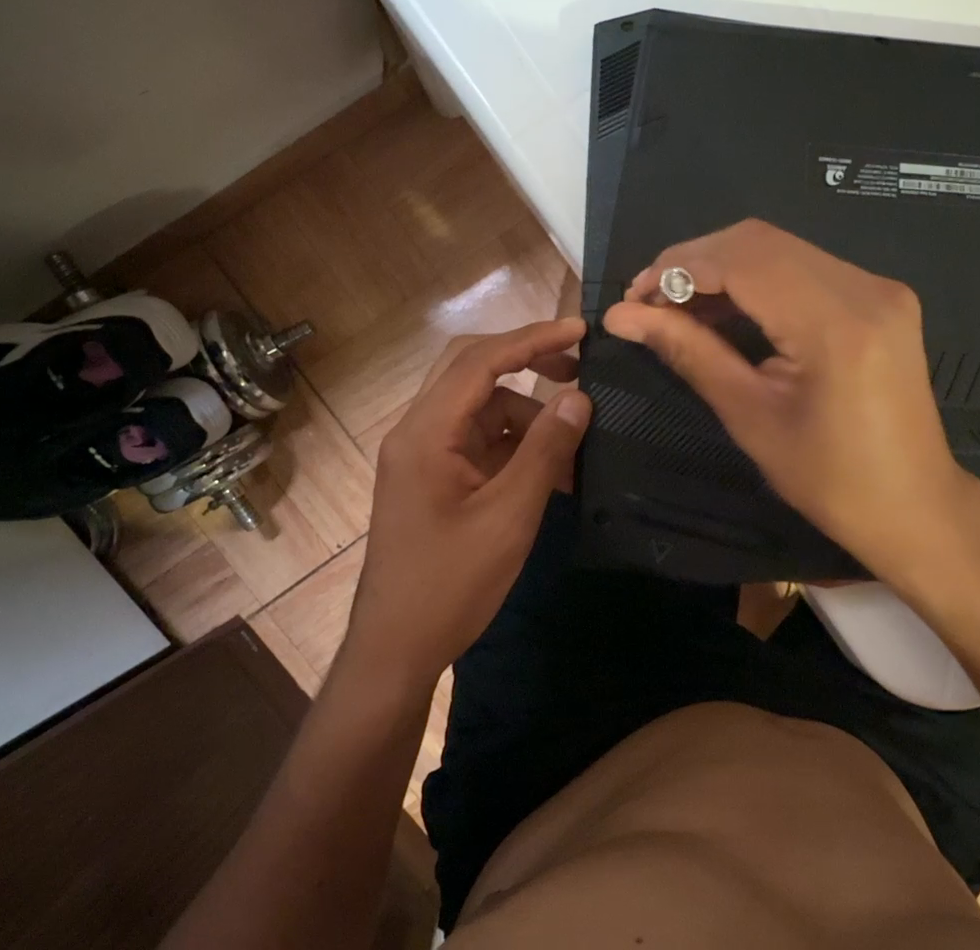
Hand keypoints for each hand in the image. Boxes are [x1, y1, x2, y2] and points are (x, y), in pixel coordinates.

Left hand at [341, 319, 591, 686]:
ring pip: (481, 412)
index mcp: (426, 433)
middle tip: (580, 372)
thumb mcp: (509, 516)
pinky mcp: (433, 481)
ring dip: (529, 420)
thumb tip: (580, 397)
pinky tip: (552, 475)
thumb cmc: (451, 584)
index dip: (532, 339)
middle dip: (528, 365)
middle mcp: (417, 433)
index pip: (480, 361)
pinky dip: (516, 450)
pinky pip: (479, 445)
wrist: (396, 647)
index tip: (582, 332)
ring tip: (575, 449)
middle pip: (473, 373)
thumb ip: (545, 451)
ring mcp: (423, 457)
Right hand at [602, 220, 979, 584]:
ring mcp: (881, 289)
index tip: (633, 297)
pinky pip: (808, 268)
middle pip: (761, 241)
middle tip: (650, 303)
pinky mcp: (883, 298)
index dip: (678, 267)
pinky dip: (760, 280)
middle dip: (696, 263)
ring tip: (679, 308)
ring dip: (725, 269)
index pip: (743, 258)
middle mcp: (865, 288)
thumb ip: (690, 353)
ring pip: (783, 249)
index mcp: (836, 324)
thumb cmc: (830, 480)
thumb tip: (623, 316)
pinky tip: (727, 309)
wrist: (912, 504)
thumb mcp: (751, 417)